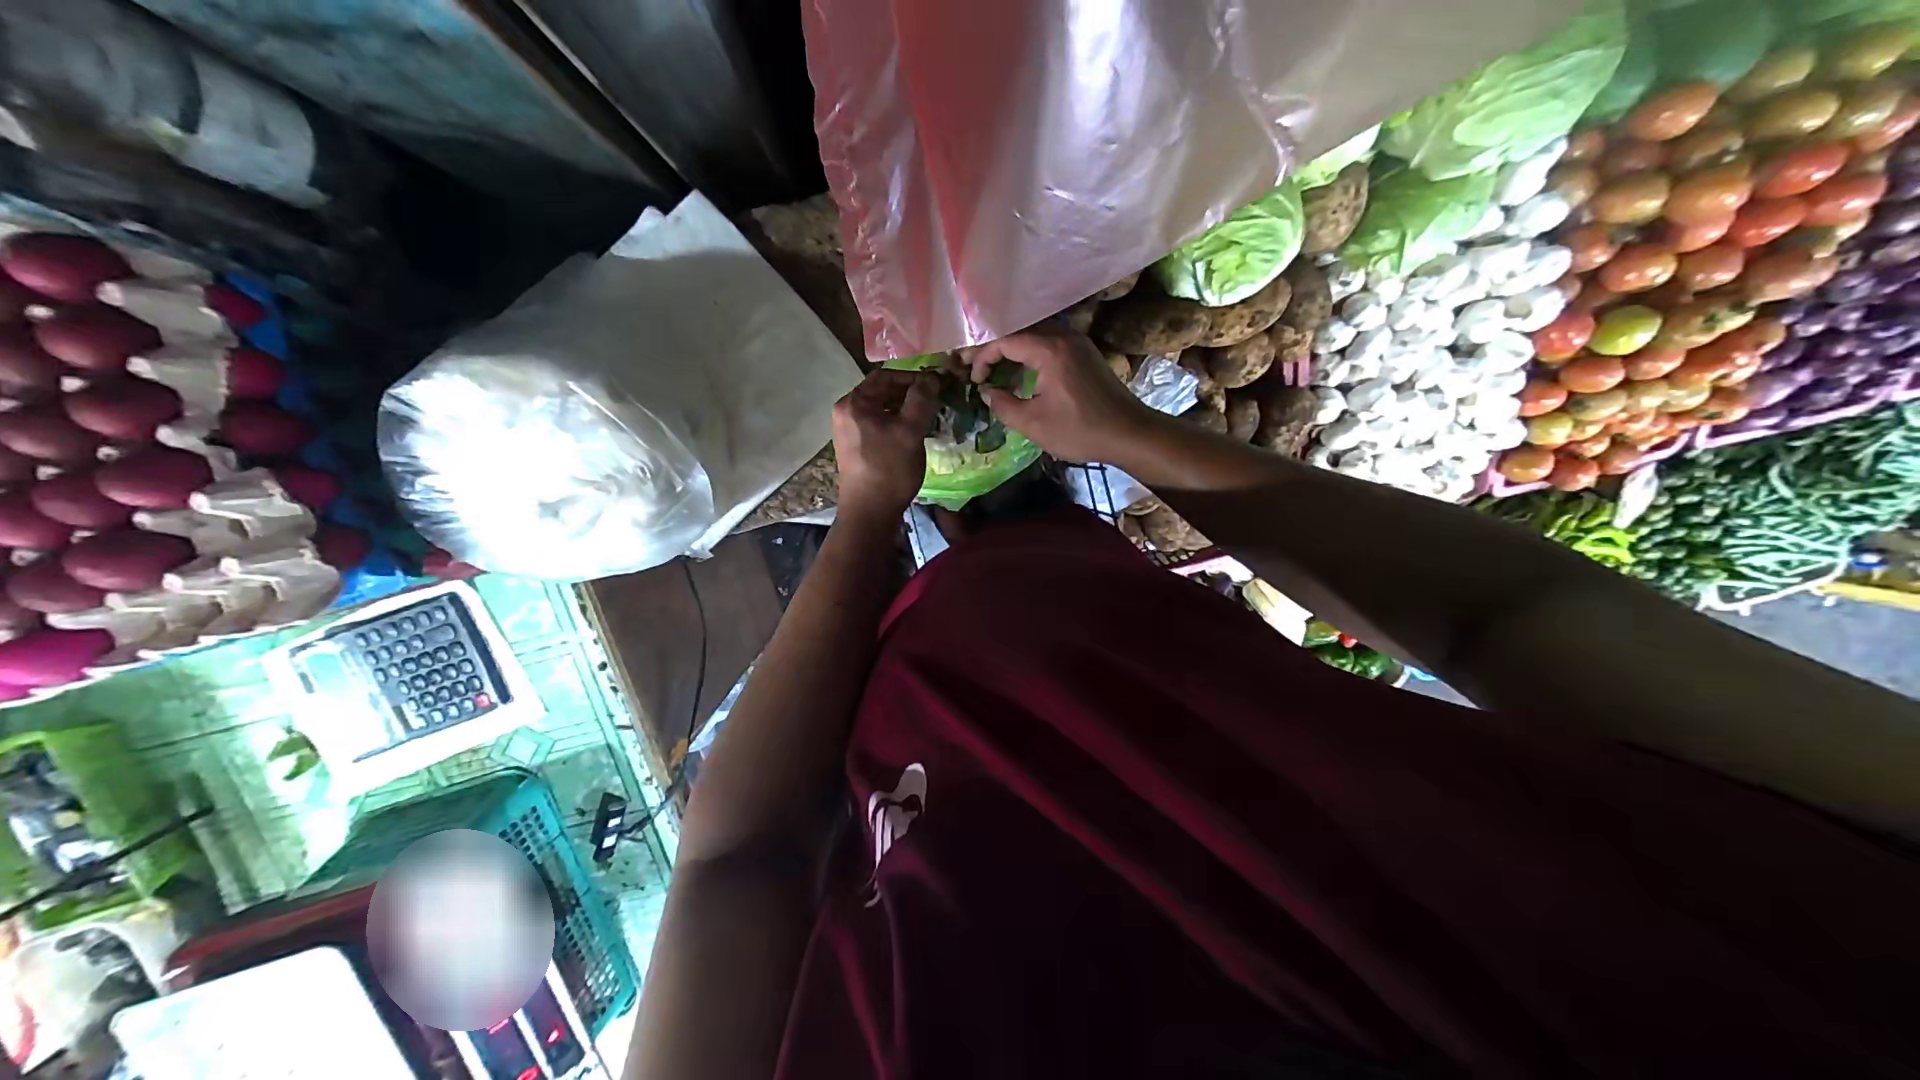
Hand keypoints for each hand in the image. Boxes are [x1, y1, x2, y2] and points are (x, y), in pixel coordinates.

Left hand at [832, 369, 938, 521]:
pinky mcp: (855, 446)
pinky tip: (914, 434)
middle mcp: (846, 411)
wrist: (869, 513)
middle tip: (936, 401)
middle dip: (910, 394)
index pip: (885, 376)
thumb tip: (932, 377)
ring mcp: (848, 430)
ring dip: (905, 409)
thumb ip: (921, 399)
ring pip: (882, 409)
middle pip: (882, 391)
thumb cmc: (889, 469)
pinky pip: (878, 425)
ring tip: (929, 417)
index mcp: (854, 403)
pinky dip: (896, 423)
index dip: (913, 377)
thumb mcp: (910, 431)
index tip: (937, 386)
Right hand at [958, 329, 1161, 463]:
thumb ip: (1003, 405)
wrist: (1130, 433)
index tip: (973, 378)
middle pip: (1019, 332)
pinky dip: (1030, 355)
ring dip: (1012, 351)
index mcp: (1050, 349)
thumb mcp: (1033, 424)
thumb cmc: (1080, 430)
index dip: (983, 356)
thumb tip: (987, 392)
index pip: (1005, 340)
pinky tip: (1022, 374)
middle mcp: (1064, 336)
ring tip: (995, 370)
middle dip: (994, 348)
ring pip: (1035, 336)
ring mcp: (1078, 343)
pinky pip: (1050, 344)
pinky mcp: (1085, 354)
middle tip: (974, 366)